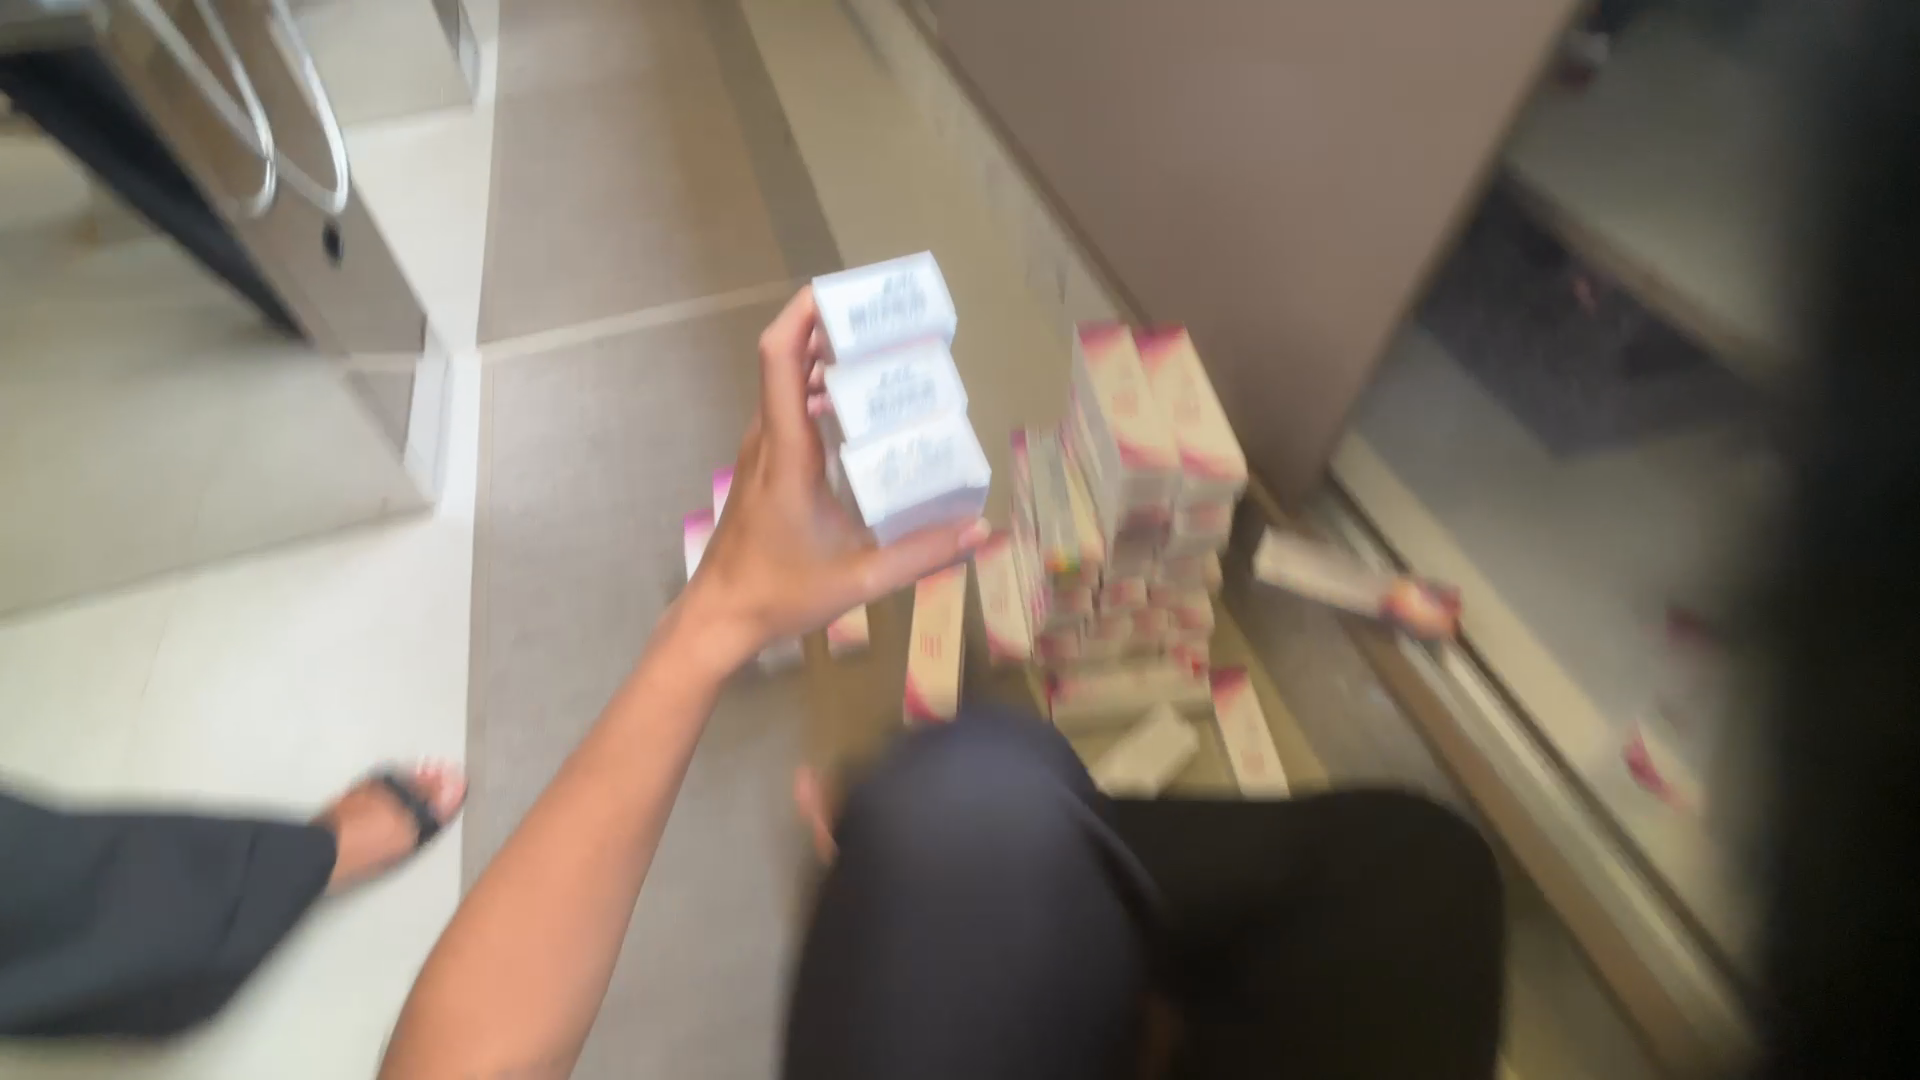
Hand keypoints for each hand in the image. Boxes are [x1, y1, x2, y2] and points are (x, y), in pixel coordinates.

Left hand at [679, 287, 988, 668]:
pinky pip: (786, 411)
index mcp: (787, 452)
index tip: (845, 295)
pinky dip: (816, 394)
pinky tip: (853, 413)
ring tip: (877, 358)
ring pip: (784, 384)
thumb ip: (923, 553)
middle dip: (829, 330)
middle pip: (785, 359)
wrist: (720, 617)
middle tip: (884, 327)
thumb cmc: (782, 593)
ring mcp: (760, 452)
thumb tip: (979, 530)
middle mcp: (767, 439)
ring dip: (823, 361)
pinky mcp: (762, 467)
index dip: (805, 315)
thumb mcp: (861, 578)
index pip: (781, 359)